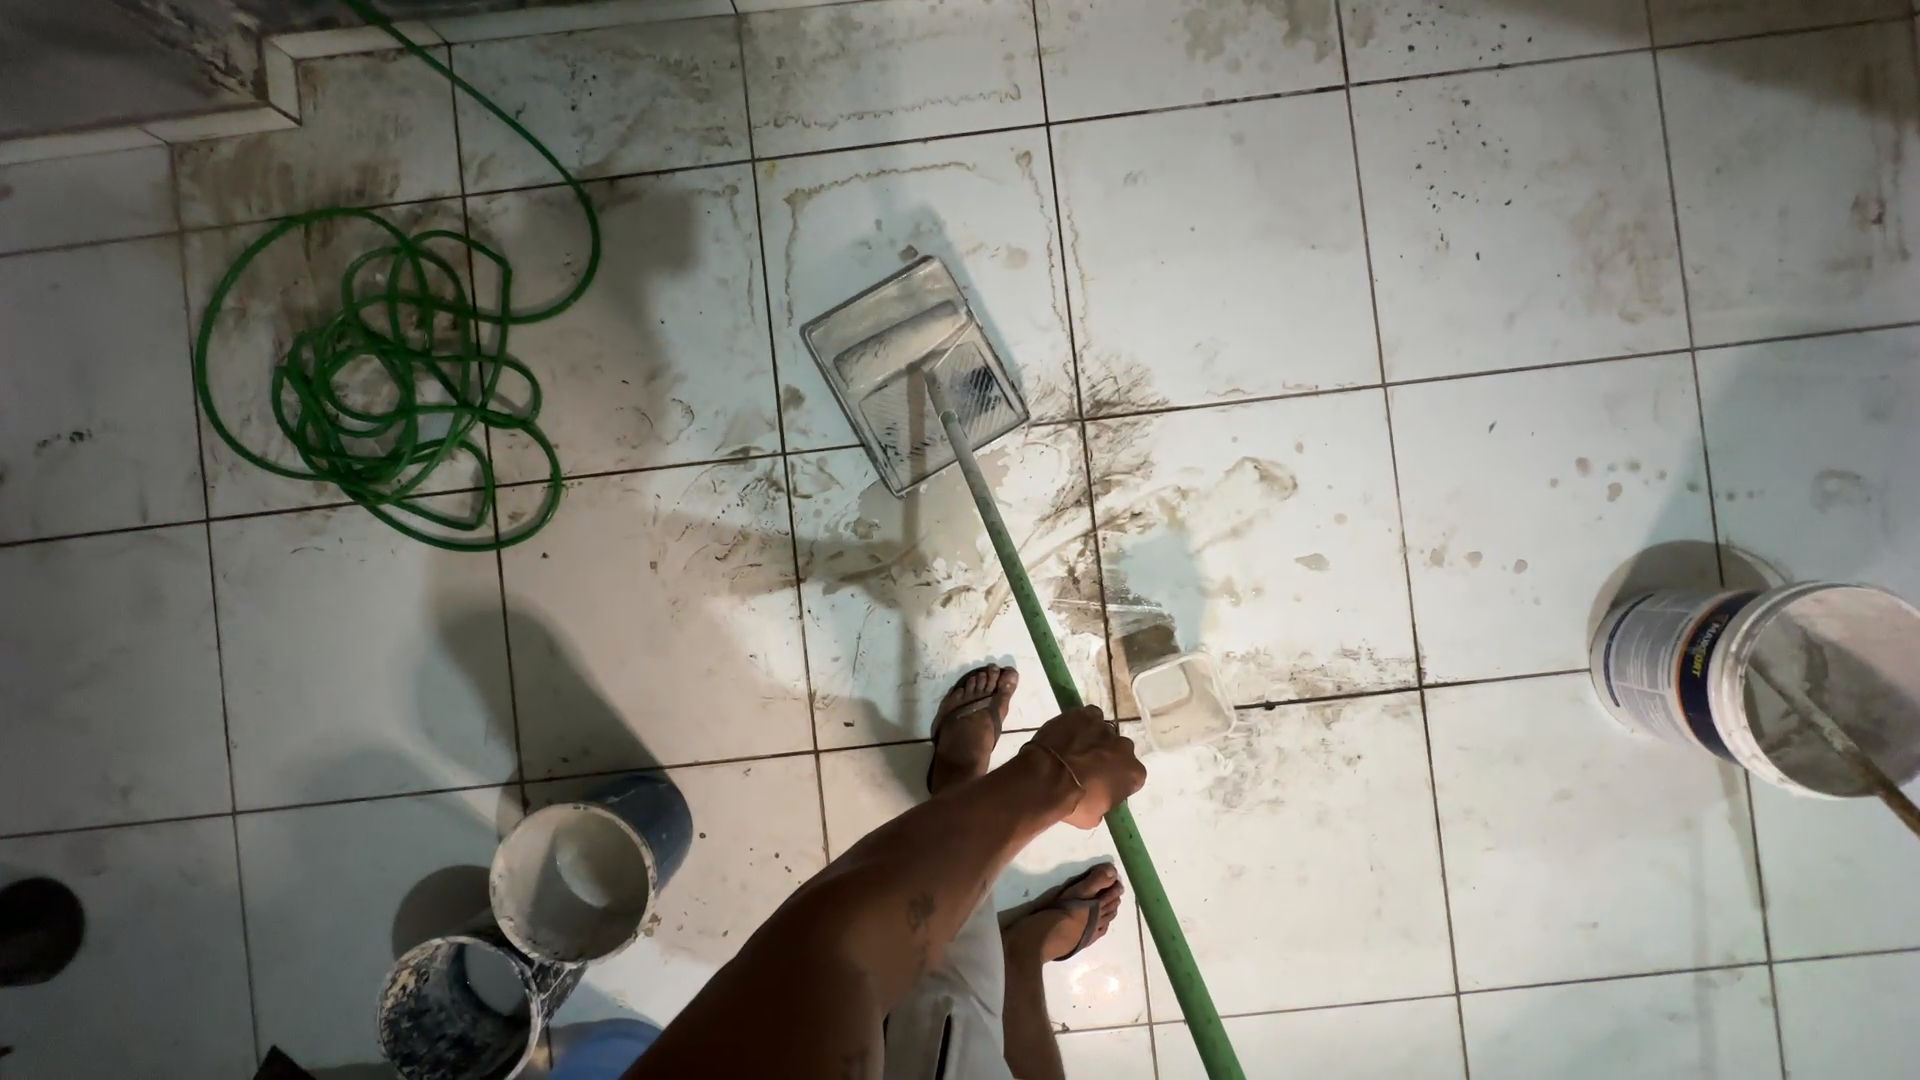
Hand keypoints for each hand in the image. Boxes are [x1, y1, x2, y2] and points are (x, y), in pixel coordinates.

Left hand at [1025, 706, 1145, 828]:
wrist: (1046, 778)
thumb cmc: (1074, 803)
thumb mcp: (1094, 816)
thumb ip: (1104, 803)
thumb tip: (1098, 797)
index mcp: (1134, 772)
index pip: (1133, 776)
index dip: (1118, 780)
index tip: (1104, 785)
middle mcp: (1124, 746)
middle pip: (1119, 750)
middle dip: (1108, 756)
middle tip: (1088, 766)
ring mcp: (1103, 727)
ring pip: (1103, 731)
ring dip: (1094, 739)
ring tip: (1075, 748)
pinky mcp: (1083, 714)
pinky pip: (1087, 716)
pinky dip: (1081, 723)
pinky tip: (1069, 732)